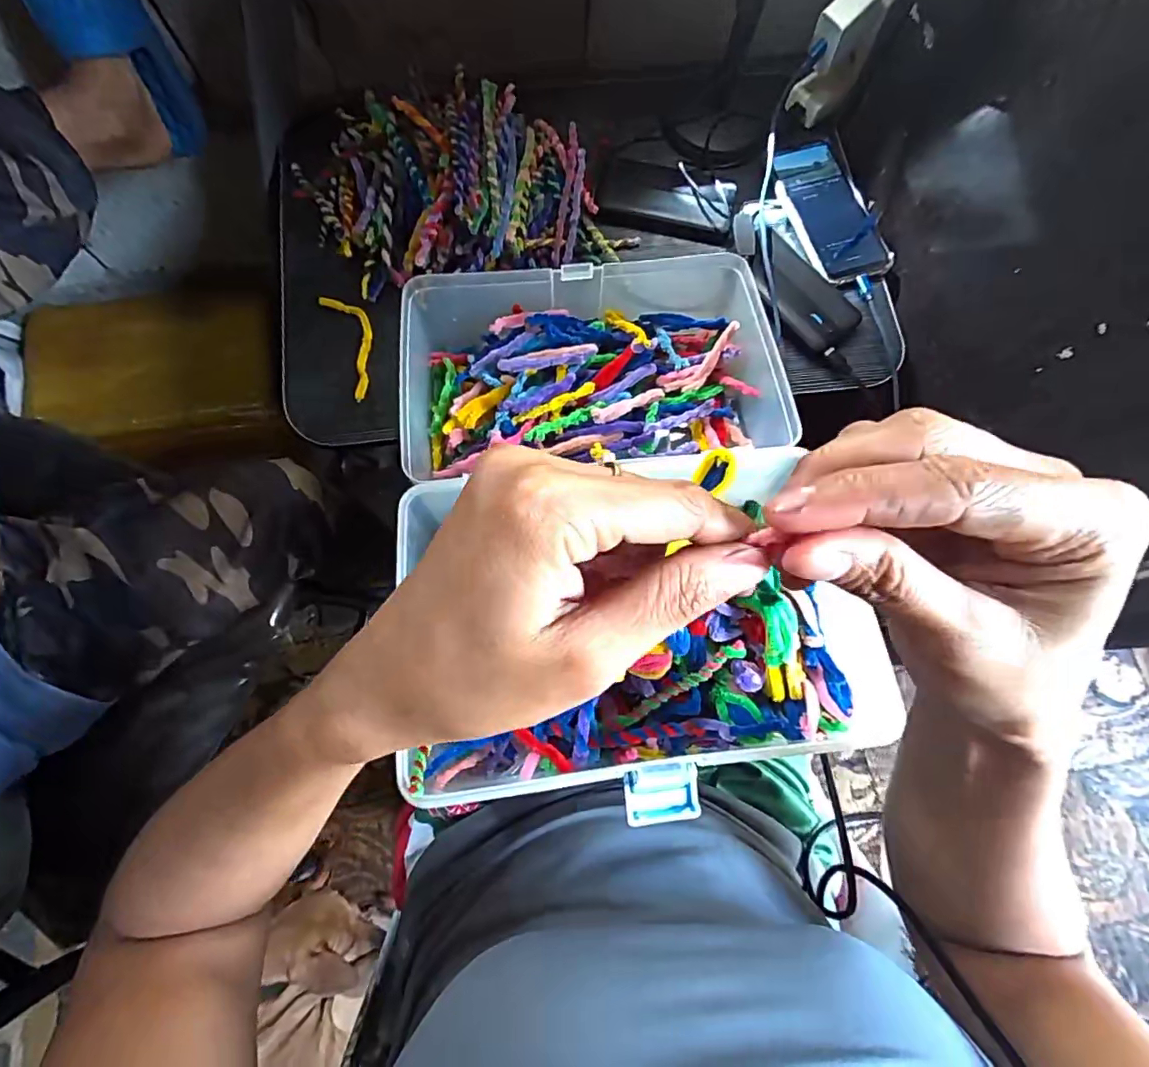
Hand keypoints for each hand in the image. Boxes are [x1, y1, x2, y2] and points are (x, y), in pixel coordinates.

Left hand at [309, 445, 767, 764]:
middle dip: (674, 551)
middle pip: (644, 498)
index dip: (724, 534)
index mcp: (547, 503)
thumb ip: (671, 600)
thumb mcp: (586, 658)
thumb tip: (745, 561)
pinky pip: (584, 503)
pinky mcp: (507, 482)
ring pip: (618, 502)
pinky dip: (604, 545)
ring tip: (612, 614)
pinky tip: (589, 592)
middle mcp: (530, 464)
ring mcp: (513, 467)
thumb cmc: (477, 685)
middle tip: (670, 617)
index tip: (761, 567)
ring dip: (637, 554)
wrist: (387, 679)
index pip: (671, 502)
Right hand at [761, 409, 1148, 753]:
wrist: (1000, 700)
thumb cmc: (1003, 686)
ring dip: (831, 477)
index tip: (794, 515)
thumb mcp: (953, 642)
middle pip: (928, 444)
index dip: (868, 495)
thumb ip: (887, 582)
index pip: (963, 485)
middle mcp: (1048, 481)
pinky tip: (807, 522)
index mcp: (1091, 520)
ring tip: (786, 526)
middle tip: (778, 517)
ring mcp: (997, 473)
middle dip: (842, 477)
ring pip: (898, 441)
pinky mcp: (949, 481)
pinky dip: (834, 488)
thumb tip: (806, 548)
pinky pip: (882, 461)